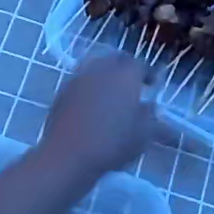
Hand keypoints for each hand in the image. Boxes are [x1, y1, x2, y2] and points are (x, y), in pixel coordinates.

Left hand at [37, 55, 157, 178]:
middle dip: (125, 68)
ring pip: (95, 67)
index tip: (152, 83)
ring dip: (105, 74)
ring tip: (110, 91)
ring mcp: (78, 78)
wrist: (67, 154)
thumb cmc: (112, 144)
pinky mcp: (61, 91)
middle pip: (115, 59)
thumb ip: (150, 116)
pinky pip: (80, 81)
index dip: (148, 73)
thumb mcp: (142, 135)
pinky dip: (89, 86)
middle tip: (131, 83)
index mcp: (125, 75)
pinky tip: (91, 102)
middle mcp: (101, 69)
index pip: (141, 64)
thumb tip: (150, 107)